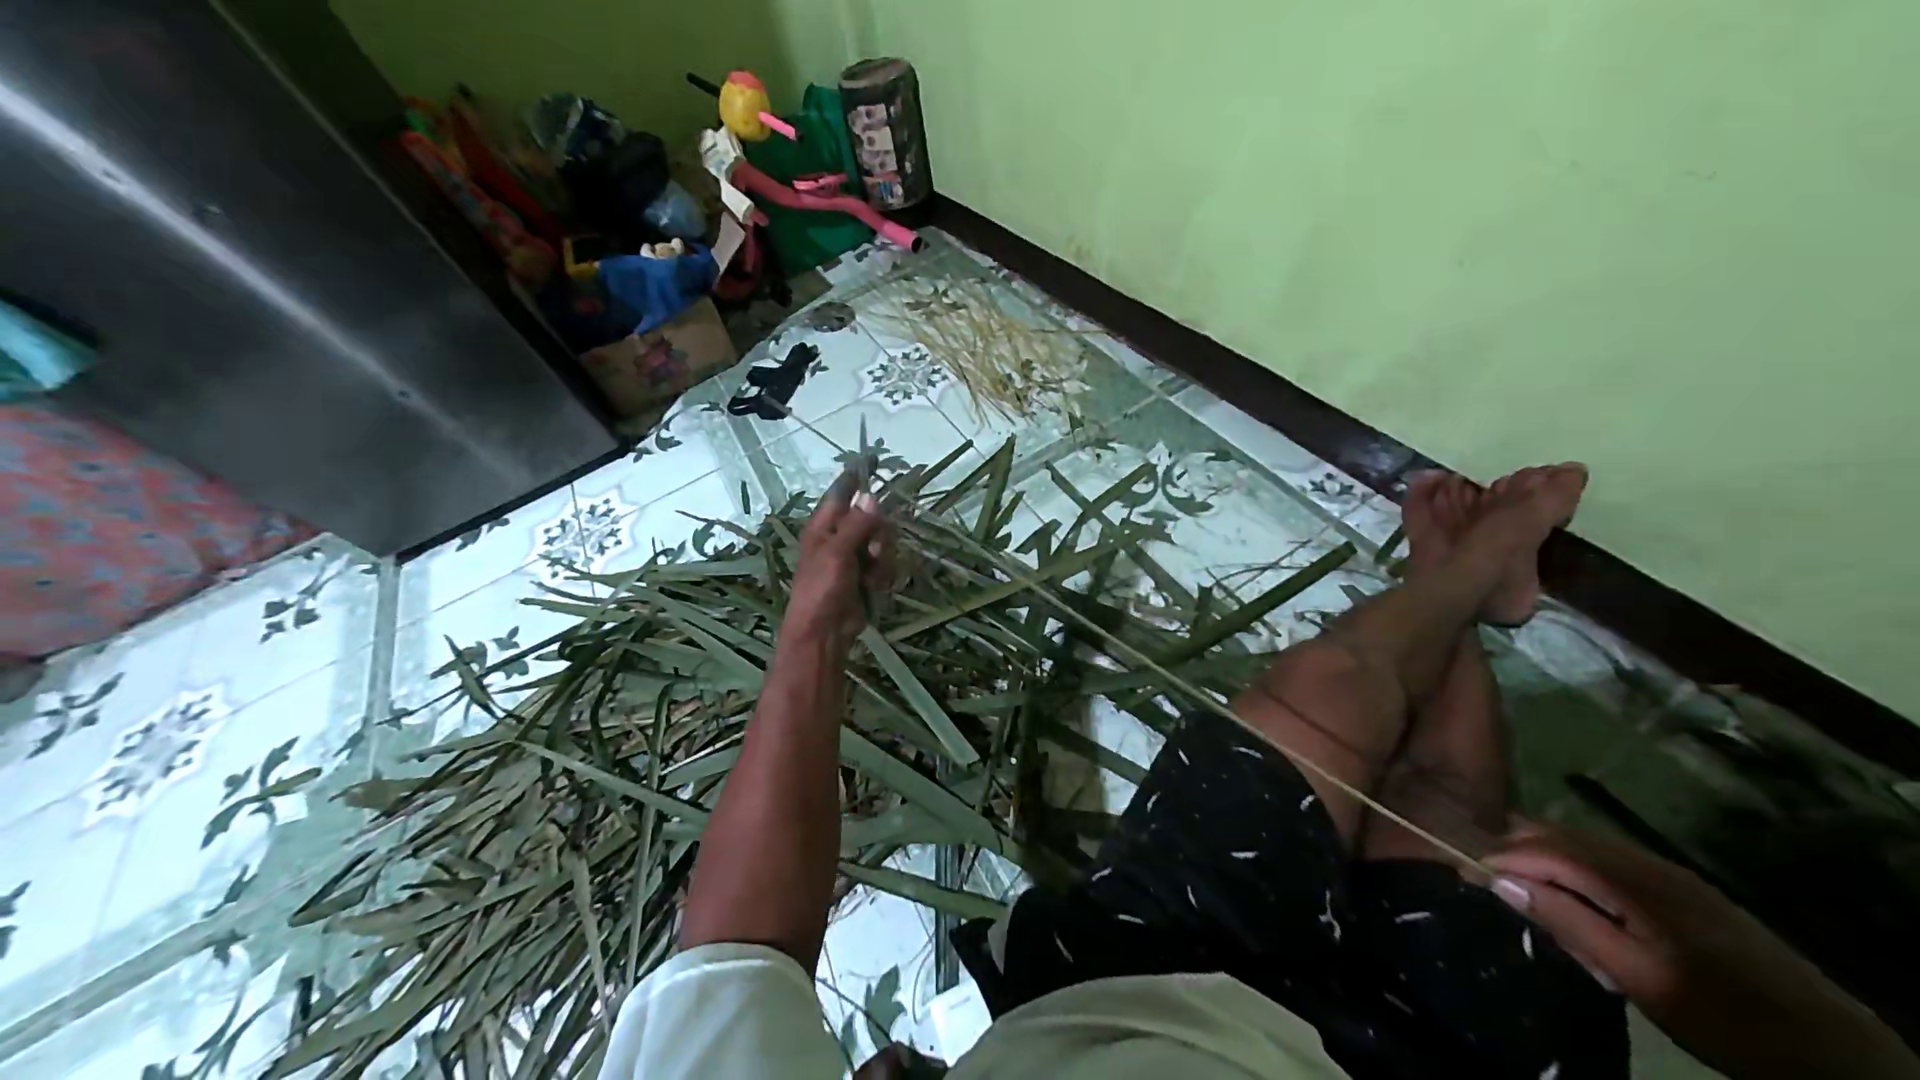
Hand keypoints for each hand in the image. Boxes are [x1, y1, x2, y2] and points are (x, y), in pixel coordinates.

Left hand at [784, 475, 891, 649]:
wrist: (824, 631)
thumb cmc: (821, 588)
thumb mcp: (837, 552)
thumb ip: (857, 524)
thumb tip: (872, 496)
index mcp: (824, 526)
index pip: (843, 492)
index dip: (858, 478)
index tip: (876, 461)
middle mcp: (840, 536)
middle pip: (873, 517)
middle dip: (879, 534)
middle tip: (872, 551)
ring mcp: (855, 557)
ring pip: (883, 542)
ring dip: (882, 559)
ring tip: (870, 577)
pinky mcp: (868, 576)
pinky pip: (886, 564)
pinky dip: (883, 576)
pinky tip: (874, 588)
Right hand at [1488, 824, 1918, 1078]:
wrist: (1834, 1054)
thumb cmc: (1723, 1016)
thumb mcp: (1638, 977)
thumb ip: (1569, 923)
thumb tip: (1502, 882)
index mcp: (1635, 882)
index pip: (1547, 850)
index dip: (1500, 855)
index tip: (1459, 865)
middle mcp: (1648, 864)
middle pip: (1563, 837)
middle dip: (1515, 846)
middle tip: (1477, 868)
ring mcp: (1670, 873)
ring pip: (1584, 844)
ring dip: (1543, 854)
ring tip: (1513, 877)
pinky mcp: (1683, 889)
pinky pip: (1609, 859)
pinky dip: (1574, 864)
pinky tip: (1567, 889)